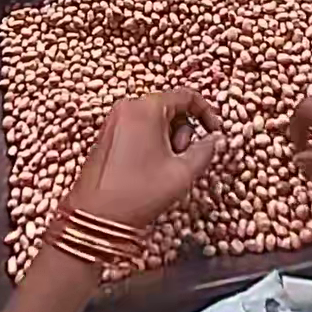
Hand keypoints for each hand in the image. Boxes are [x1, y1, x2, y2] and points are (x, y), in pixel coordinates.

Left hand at [67, 89, 222, 226]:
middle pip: (170, 108)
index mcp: (146, 108)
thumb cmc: (139, 192)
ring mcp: (114, 120)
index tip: (214, 133)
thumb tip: (216, 139)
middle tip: (181, 160)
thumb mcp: (182, 172)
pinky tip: (148, 170)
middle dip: (182, 132)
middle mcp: (127, 107)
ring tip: (163, 169)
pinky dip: (151, 143)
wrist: (95, 216)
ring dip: (167, 140)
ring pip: (154, 120)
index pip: (185, 96)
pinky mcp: (107, 135)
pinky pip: (138, 129)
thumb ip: (206, 150)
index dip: (206, 113)